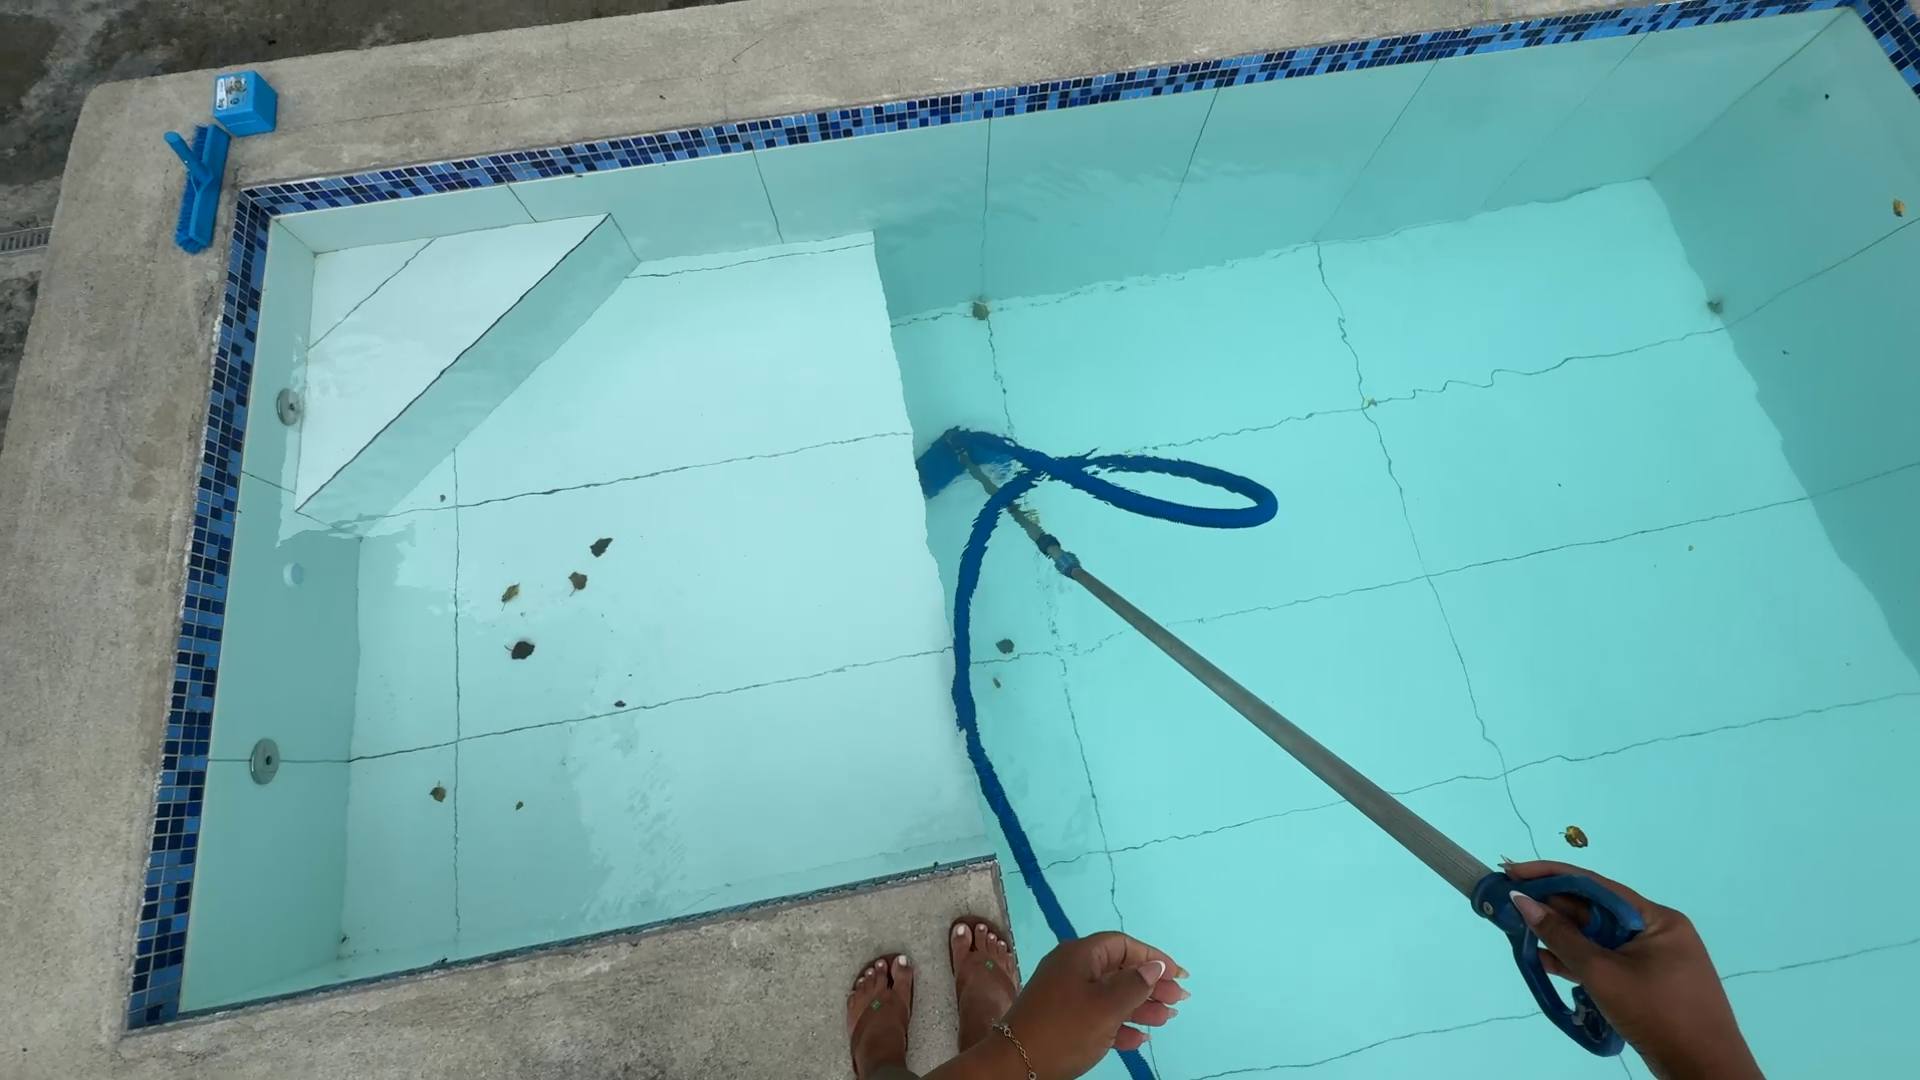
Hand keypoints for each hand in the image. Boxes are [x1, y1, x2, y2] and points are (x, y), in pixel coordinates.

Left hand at [996, 932, 1187, 1078]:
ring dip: (1140, 1005)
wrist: (1015, 1064)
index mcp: (1080, 955)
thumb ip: (1133, 986)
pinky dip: (1120, 1023)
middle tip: (1180, 1000)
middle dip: (1150, 983)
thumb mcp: (1104, 1008)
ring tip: (1168, 1018)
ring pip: (1111, 993)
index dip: (1152, 956)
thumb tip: (1155, 964)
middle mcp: (1073, 968)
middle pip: (1119, 969)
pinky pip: (1098, 1014)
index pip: (1122, 944)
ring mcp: (1067, 993)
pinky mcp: (1064, 1018)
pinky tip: (1140, 1037)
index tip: (1178, 974)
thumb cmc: (1064, 1029)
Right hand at [1505, 861, 1762, 1079]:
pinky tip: (1547, 962)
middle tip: (1511, 907)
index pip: (1593, 884)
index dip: (1547, 876)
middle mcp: (1657, 931)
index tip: (1510, 873)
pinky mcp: (1648, 979)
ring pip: (1595, 935)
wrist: (1707, 1077)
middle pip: (1592, 909)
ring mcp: (1654, 957)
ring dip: (1559, 937)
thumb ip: (1558, 933)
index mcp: (1656, 919)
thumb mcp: (1600, 972)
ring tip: (1522, 936)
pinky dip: (1577, 958)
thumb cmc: (1657, 1014)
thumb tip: (1519, 899)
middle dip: (1551, 910)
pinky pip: (1604, 957)